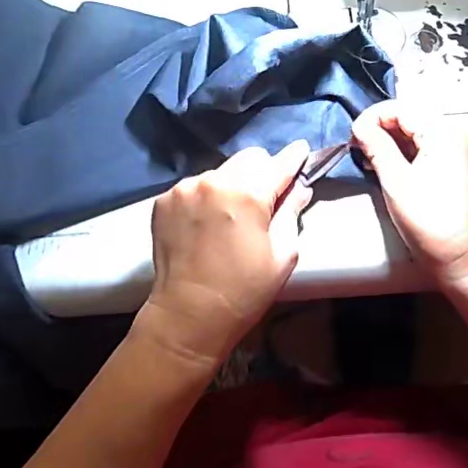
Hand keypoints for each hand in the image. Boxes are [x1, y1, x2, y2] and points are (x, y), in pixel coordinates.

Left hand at [134, 142, 311, 370]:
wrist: (188, 316)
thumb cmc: (243, 291)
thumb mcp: (282, 256)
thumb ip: (292, 213)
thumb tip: (299, 189)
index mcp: (247, 195)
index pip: (278, 164)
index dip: (294, 157)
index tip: (302, 150)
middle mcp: (214, 181)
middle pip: (249, 159)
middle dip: (262, 172)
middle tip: (266, 197)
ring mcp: (185, 189)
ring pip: (221, 170)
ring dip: (233, 184)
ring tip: (232, 214)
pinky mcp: (165, 200)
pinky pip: (196, 185)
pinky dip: (207, 196)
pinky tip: (207, 222)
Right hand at [351, 101, 467, 290]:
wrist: (464, 259)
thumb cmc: (431, 222)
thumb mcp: (395, 181)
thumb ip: (376, 147)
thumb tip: (360, 127)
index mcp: (444, 132)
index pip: (400, 108)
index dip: (372, 118)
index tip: (353, 136)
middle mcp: (455, 134)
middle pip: (409, 117)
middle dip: (380, 128)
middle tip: (358, 148)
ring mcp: (458, 150)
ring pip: (416, 132)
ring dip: (390, 141)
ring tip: (369, 159)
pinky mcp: (455, 166)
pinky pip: (425, 147)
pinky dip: (404, 152)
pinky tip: (387, 167)